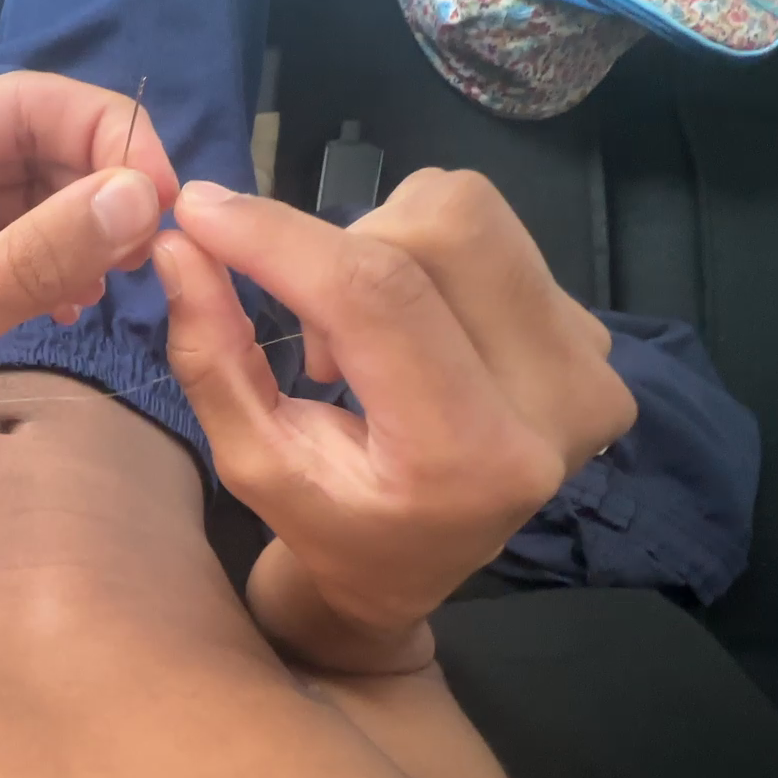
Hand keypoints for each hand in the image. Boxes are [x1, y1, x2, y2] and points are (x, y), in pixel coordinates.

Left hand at [0, 70, 177, 502]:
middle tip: (141, 253)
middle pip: (26, 144)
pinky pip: (5, 241)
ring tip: (109, 283)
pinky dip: (45, 264)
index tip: (160, 198)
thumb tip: (139, 196)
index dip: (104, 135)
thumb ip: (37, 256)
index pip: (21, 104)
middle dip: (94, 188)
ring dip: (75, 231)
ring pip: (22, 196)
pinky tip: (70, 303)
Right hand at [154, 170, 635, 641]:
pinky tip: (406, 336)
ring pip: (468, 213)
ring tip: (358, 345)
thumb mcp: (248, 461)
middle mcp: (560, 401)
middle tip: (308, 341)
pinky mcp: (600, 335)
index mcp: (463, 457)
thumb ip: (212, 359)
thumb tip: (178, 247)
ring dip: (377, 253)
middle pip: (438, 228)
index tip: (198, 210)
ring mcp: (595, 362)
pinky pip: (492, 235)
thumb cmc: (321, 528)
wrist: (410, 567)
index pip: (375, 298)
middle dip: (333, 254)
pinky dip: (418, 261)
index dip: (278, 239)